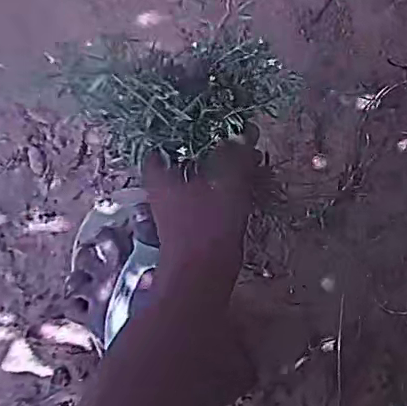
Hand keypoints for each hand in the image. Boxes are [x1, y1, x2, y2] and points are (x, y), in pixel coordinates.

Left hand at [141, 139, 259, 269]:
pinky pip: (203, 199)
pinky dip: (219, 191)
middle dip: (206, 152)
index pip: (160, 146)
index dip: (179, 133)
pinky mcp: (188, 228)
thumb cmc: (208, 228)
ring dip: (216, 172)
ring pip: (194, 181)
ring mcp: (173, 212)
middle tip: (232, 142)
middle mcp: (162, 192)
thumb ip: (236, 157)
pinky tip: (242, 191)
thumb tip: (243, 133)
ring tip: (245, 164)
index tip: (204, 125)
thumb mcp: (228, 185)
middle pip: (181, 162)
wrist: (200, 280)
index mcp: (162, 177)